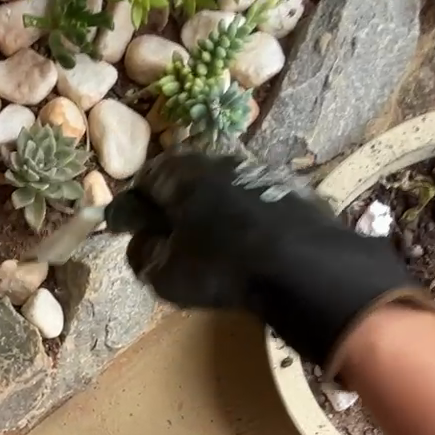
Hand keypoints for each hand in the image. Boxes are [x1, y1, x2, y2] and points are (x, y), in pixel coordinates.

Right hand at [108, 151, 431, 370]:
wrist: (303, 265)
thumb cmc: (219, 267)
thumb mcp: (163, 273)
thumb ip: (142, 253)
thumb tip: (142, 241)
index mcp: (182, 175)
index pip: (146, 177)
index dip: (134, 202)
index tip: (131, 225)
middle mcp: (220, 161)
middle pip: (185, 177)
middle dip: (172, 201)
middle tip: (166, 233)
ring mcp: (259, 171)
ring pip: (220, 186)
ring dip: (208, 208)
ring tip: (204, 240)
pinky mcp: (290, 189)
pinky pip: (250, 199)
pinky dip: (238, 216)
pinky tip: (240, 244)